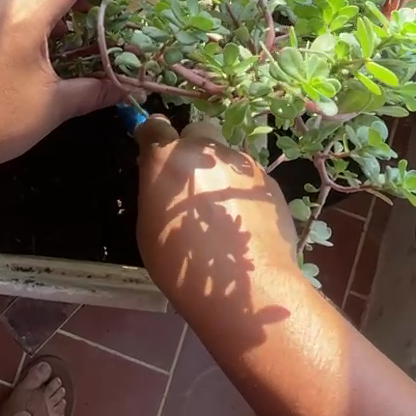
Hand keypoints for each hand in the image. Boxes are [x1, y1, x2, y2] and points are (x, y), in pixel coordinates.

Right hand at [134, 115, 299, 305]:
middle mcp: (205, 151)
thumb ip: (155, 190)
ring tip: (219, 210)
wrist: (245, 288)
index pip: (154, 126)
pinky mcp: (267, 182)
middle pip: (195, 132)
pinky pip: (246, 177)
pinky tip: (240, 220)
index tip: (152, 151)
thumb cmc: (181, 265)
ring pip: (224, 155)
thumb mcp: (148, 226)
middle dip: (189, 148)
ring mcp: (241, 164)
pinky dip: (239, 191)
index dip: (152, 137)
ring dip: (217, 171)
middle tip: (188, 181)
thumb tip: (163, 181)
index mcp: (167, 159)